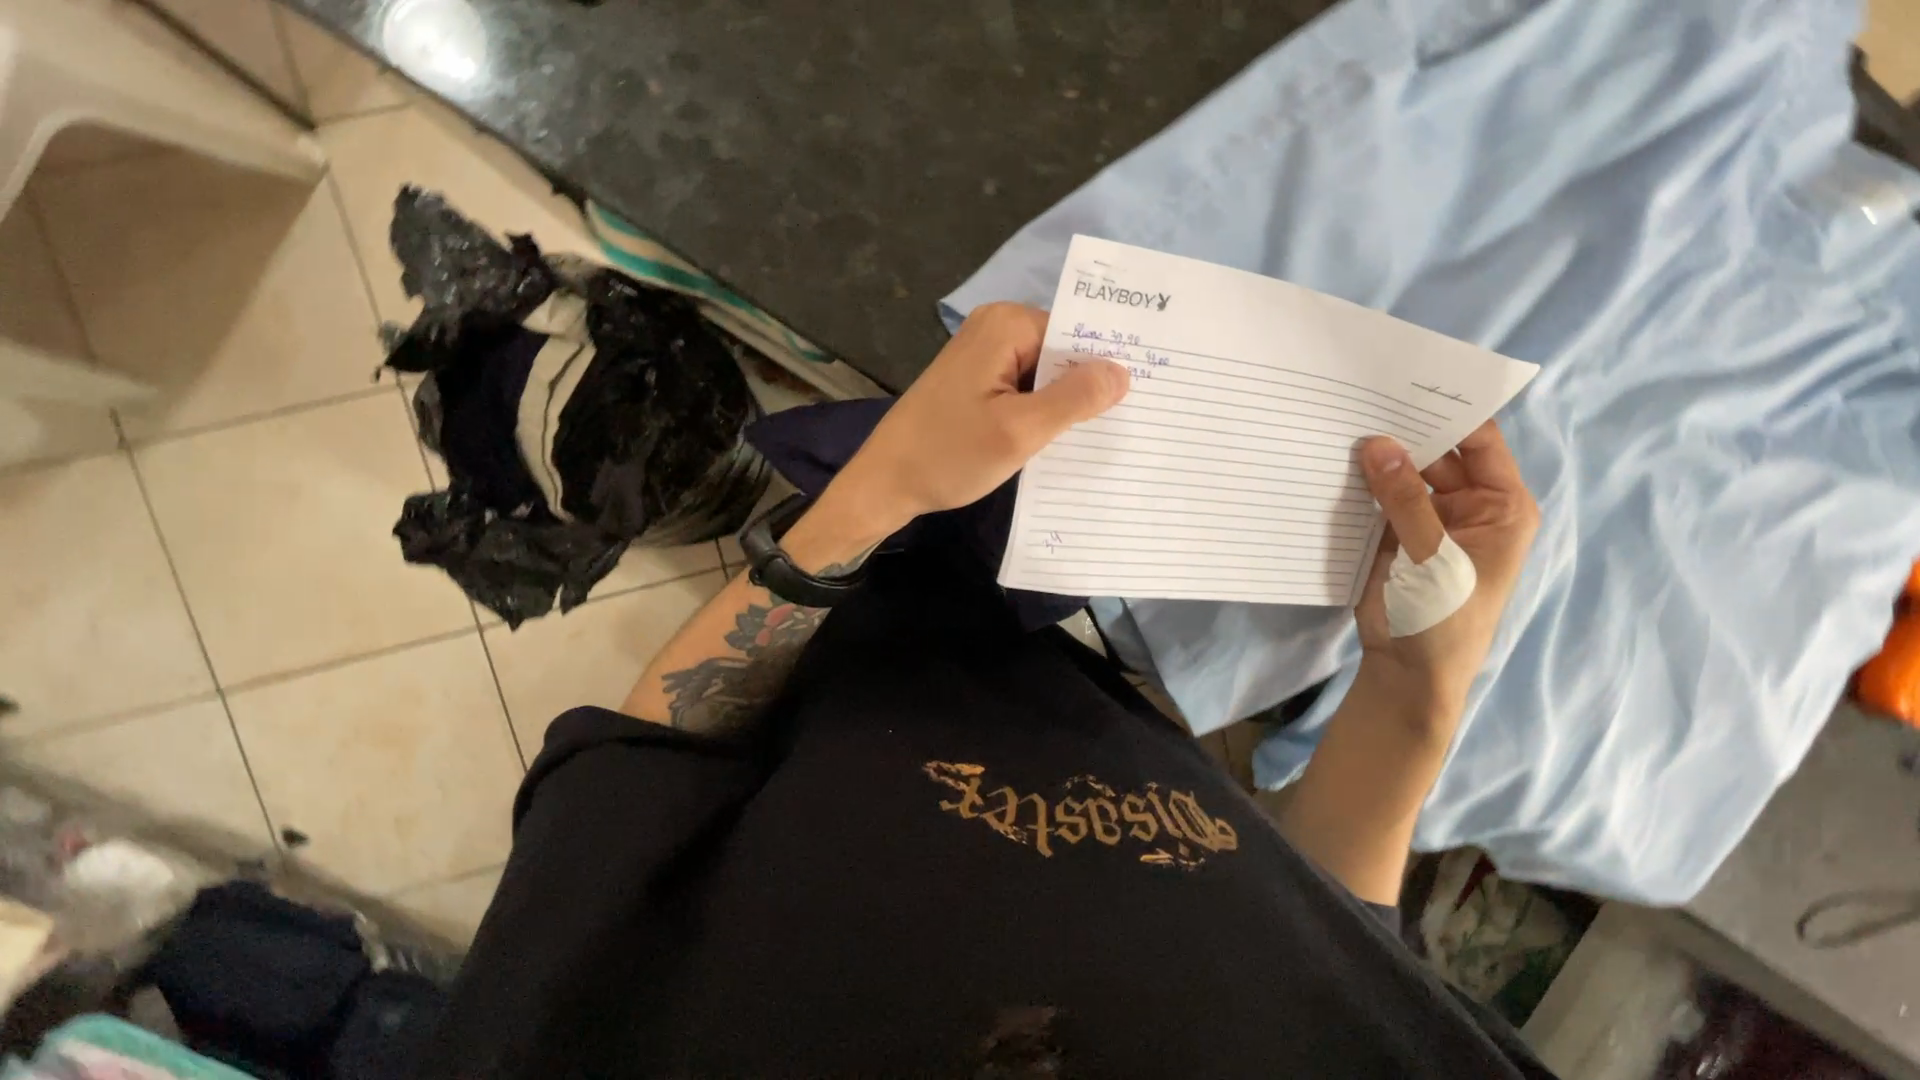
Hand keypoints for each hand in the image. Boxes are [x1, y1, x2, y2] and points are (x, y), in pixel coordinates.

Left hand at [818, 302, 1130, 539]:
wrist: (885, 483)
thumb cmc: (948, 455)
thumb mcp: (1020, 431)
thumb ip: (1074, 399)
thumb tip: (1123, 371)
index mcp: (1007, 325)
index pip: (1079, 334)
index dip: (1107, 367)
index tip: (1146, 399)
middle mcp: (995, 328)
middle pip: (1063, 352)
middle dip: (1088, 387)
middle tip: (1131, 423)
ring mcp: (983, 356)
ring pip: (1046, 375)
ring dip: (1065, 405)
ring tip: (1100, 436)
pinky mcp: (976, 382)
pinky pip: (1024, 389)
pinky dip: (1041, 413)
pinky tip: (1060, 440)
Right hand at [1352, 420, 1538, 717]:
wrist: (1410, 672)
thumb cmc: (1444, 618)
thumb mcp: (1433, 557)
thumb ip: (1406, 500)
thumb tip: (1377, 444)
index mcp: (1500, 505)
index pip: (1479, 442)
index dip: (1448, 410)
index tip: (1407, 381)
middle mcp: (1466, 505)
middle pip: (1435, 454)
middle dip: (1402, 431)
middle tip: (1358, 398)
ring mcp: (1426, 520)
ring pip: (1400, 475)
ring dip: (1374, 458)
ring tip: (1337, 423)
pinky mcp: (1392, 535)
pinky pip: (1375, 499)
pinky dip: (1356, 485)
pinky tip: (1329, 462)